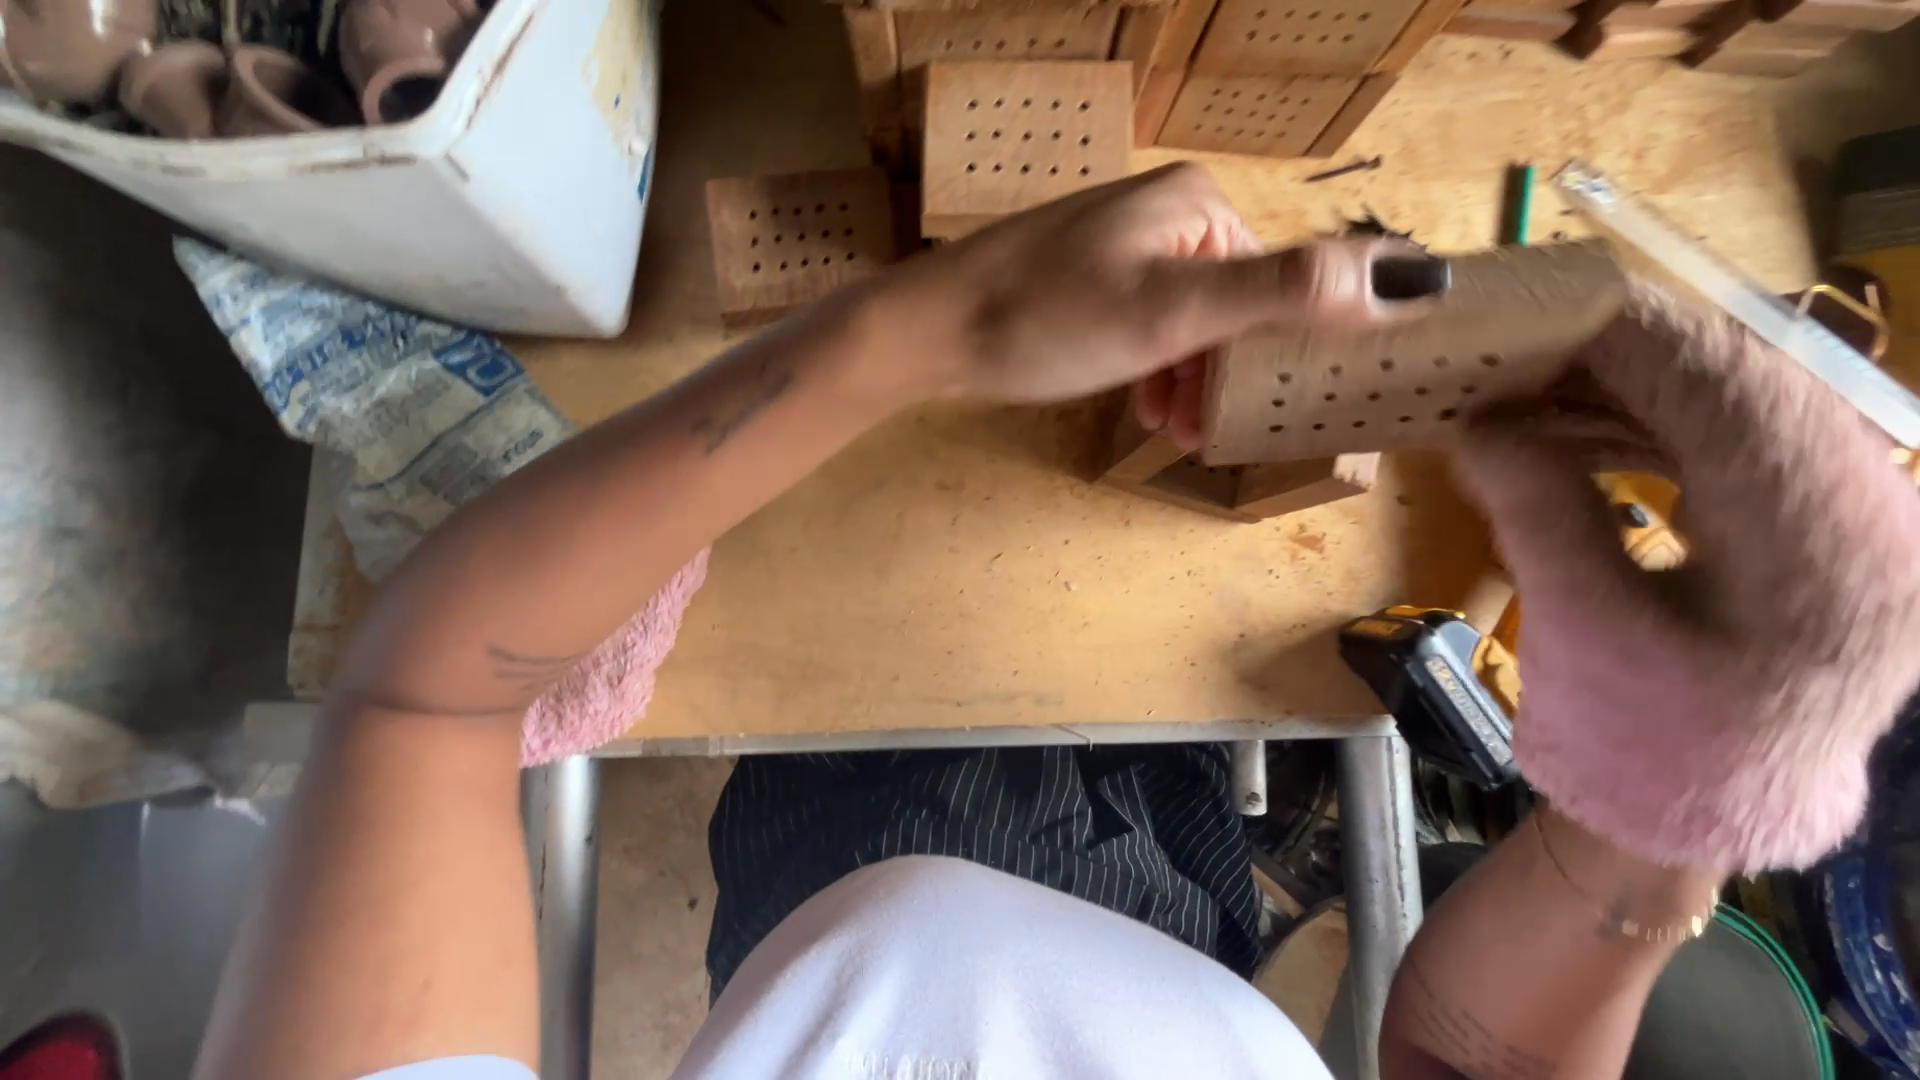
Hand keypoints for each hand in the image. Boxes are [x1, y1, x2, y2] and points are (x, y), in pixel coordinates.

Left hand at [869, 163, 1444, 446]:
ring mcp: (1119, 244)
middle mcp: (1162, 213)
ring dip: (1188, 379)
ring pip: (1185, 321)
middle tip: (1209, 432)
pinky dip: (1151, 368)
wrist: (934, 328)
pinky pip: (1144, 325)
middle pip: (1230, 303)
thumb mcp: (1172, 311)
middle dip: (1223, 372)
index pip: (1277, 279)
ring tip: (1173, 430)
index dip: (1281, 350)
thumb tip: (1406, 280)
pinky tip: (1144, 405)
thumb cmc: (1049, 316)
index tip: (1270, 408)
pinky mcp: (1085, 278)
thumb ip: (1282, 295)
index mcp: (1197, 205)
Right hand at [1453, 284, 1919, 870]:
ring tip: (1536, 384)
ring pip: (1746, 405)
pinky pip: (1738, 443)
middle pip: (1754, 386)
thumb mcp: (1579, 627)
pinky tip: (1580, 426)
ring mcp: (1857, 521)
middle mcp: (1875, 522)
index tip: (1546, 309)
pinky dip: (1652, 424)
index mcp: (1829, 556)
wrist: (1702, 809)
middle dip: (1632, 353)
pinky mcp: (1819, 527)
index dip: (1640, 341)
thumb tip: (1482, 422)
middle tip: (1527, 340)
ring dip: (1635, 386)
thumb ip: (1541, 513)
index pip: (1739, 398)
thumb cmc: (1642, 738)